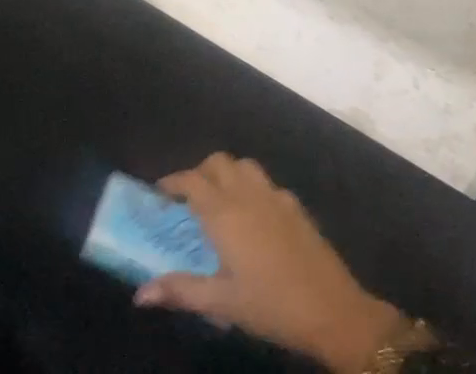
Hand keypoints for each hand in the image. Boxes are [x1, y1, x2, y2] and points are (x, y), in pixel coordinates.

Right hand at [134, 153, 403, 372]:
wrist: (334, 312)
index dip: (172, 182)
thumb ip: (180, 291)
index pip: (191, 180)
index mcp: (224, 213)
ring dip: (229, 174)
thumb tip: (140, 295)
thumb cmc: (271, 305)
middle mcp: (248, 196)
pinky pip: (269, 185)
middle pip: (218, 162)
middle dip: (200, 172)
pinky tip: (256, 218)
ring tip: (221, 201)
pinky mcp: (298, 209)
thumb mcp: (221, 303)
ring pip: (246, 167)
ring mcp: (277, 199)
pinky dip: (254, 190)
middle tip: (190, 198)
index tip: (160, 193)